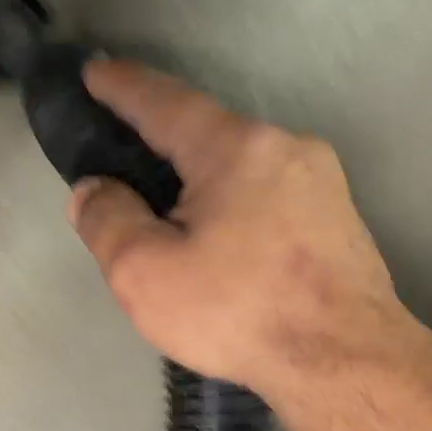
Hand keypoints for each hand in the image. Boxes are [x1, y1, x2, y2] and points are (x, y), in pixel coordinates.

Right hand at [68, 59, 411, 395]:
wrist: (339, 357)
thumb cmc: (233, 311)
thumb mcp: (143, 272)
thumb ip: (107, 221)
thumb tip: (92, 190)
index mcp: (235, 149)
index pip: (166, 104)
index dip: (123, 89)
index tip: (94, 73)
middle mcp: (284, 147)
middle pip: (204, 137)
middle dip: (158, 148)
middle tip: (120, 174)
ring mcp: (318, 180)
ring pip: (235, 170)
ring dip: (193, 186)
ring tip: (163, 226)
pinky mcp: (333, 217)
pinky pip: (262, 196)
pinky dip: (226, 207)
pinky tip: (212, 246)